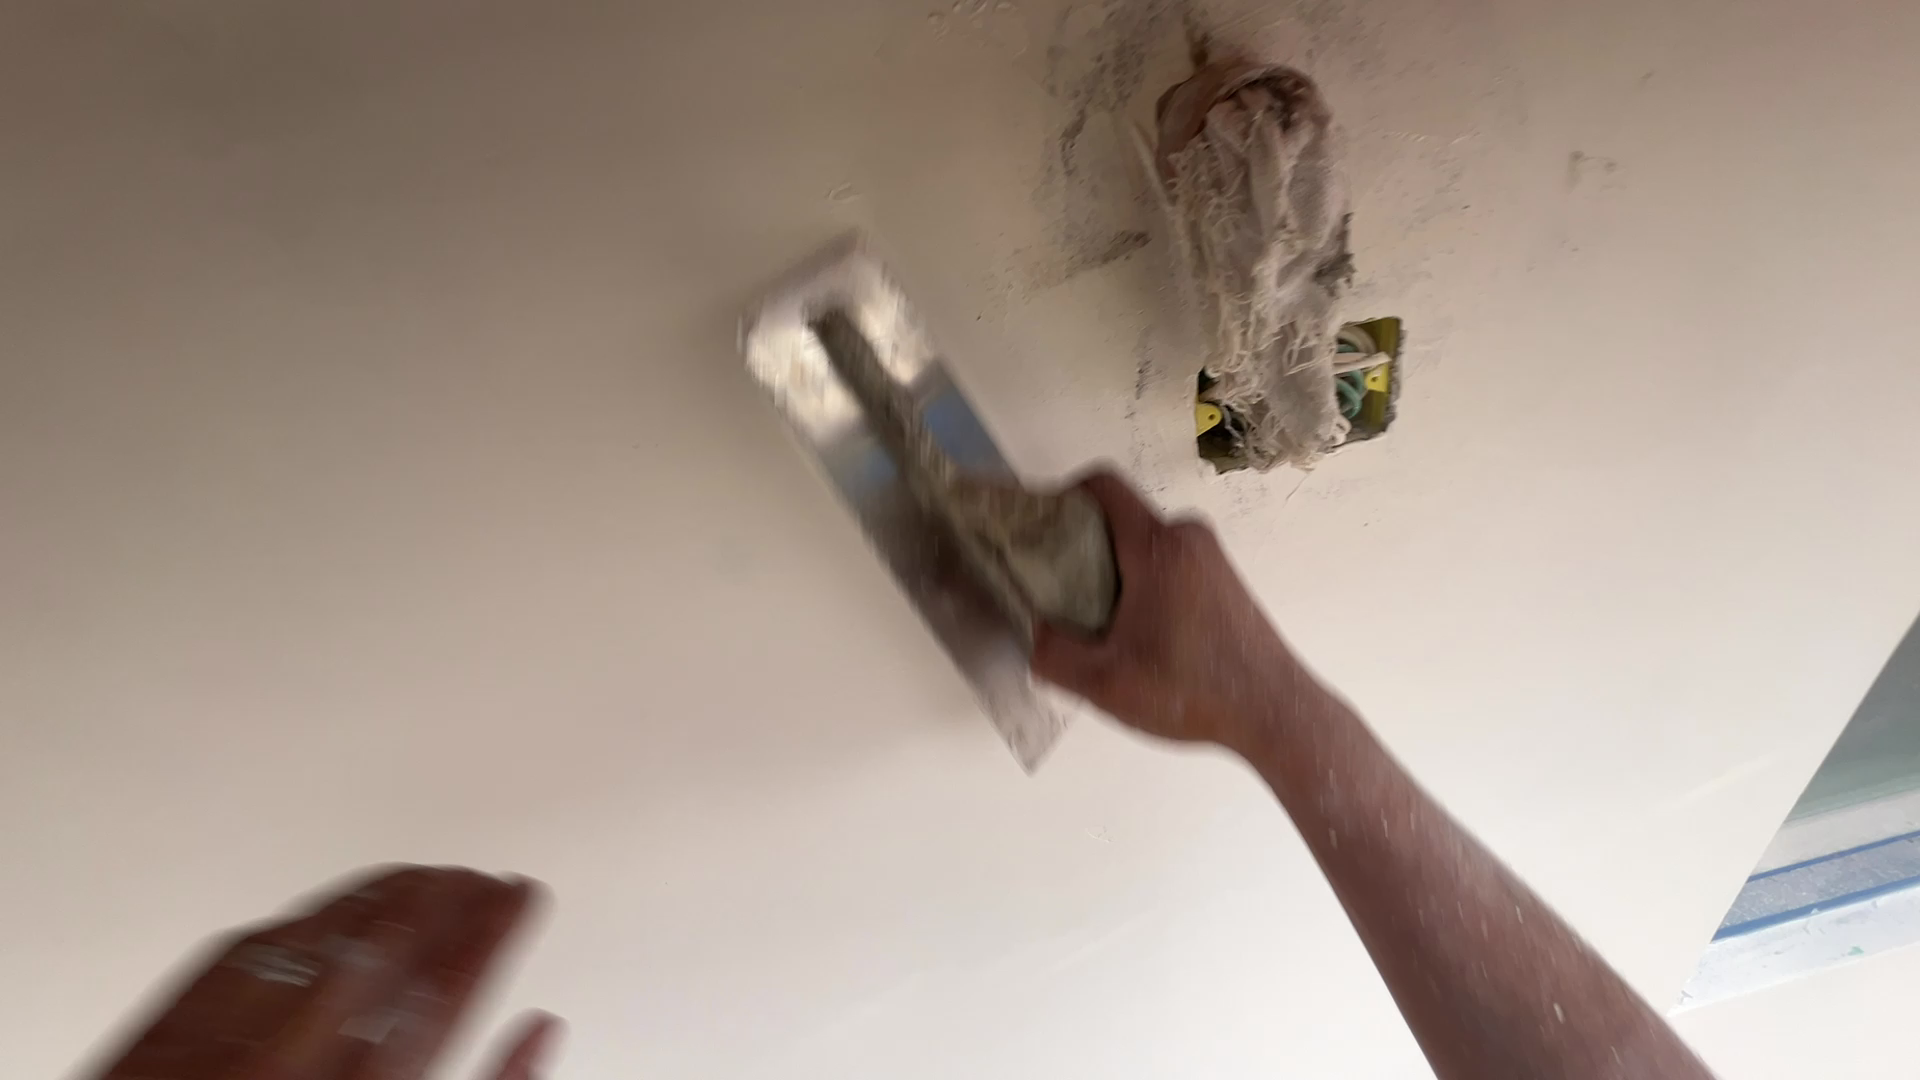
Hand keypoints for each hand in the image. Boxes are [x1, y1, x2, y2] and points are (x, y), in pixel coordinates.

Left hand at [93, 866, 557, 1079]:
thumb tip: (541, 1030)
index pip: (449, 989)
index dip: (496, 927)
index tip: (524, 893)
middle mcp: (287, 1065)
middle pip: (386, 947)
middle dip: (448, 896)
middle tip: (482, 876)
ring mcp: (215, 1055)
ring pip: (319, 939)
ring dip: (383, 895)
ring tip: (425, 876)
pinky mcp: (147, 1051)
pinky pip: (238, 958)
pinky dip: (300, 922)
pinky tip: (331, 908)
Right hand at [1031, 471, 1292, 749]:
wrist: (1276, 714)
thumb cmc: (1191, 692)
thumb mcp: (1103, 683)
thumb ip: (1051, 653)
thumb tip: (1032, 627)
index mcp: (1156, 546)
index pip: (1101, 485)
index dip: (1060, 495)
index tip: (1038, 532)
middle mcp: (1186, 536)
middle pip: (1117, 517)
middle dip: (1079, 546)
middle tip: (1057, 593)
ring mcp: (1210, 555)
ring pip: (1140, 542)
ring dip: (1110, 570)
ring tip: (1096, 622)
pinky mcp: (1222, 577)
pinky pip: (1165, 560)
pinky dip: (1139, 581)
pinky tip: (1137, 632)